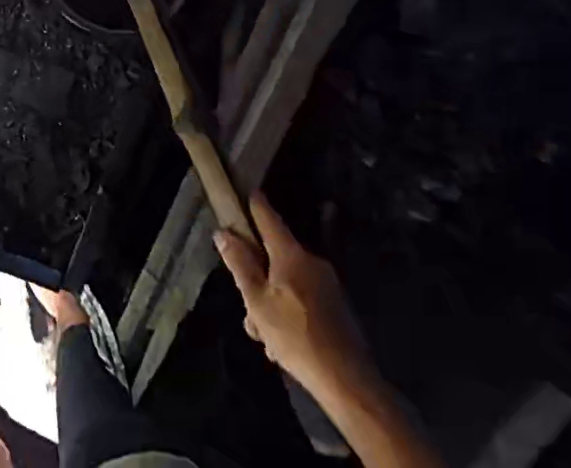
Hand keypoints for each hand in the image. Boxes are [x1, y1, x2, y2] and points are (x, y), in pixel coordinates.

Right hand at [215, 191, 373, 397]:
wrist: (347, 379)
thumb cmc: (294, 336)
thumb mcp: (257, 301)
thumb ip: (240, 265)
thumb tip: (224, 232)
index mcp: (291, 255)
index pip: (269, 219)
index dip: (256, 204)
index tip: (248, 190)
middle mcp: (312, 261)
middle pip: (276, 256)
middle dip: (257, 277)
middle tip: (249, 308)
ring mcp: (328, 283)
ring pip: (287, 282)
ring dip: (272, 301)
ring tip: (266, 335)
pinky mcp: (336, 305)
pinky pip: (303, 298)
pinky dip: (289, 312)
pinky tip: (283, 343)